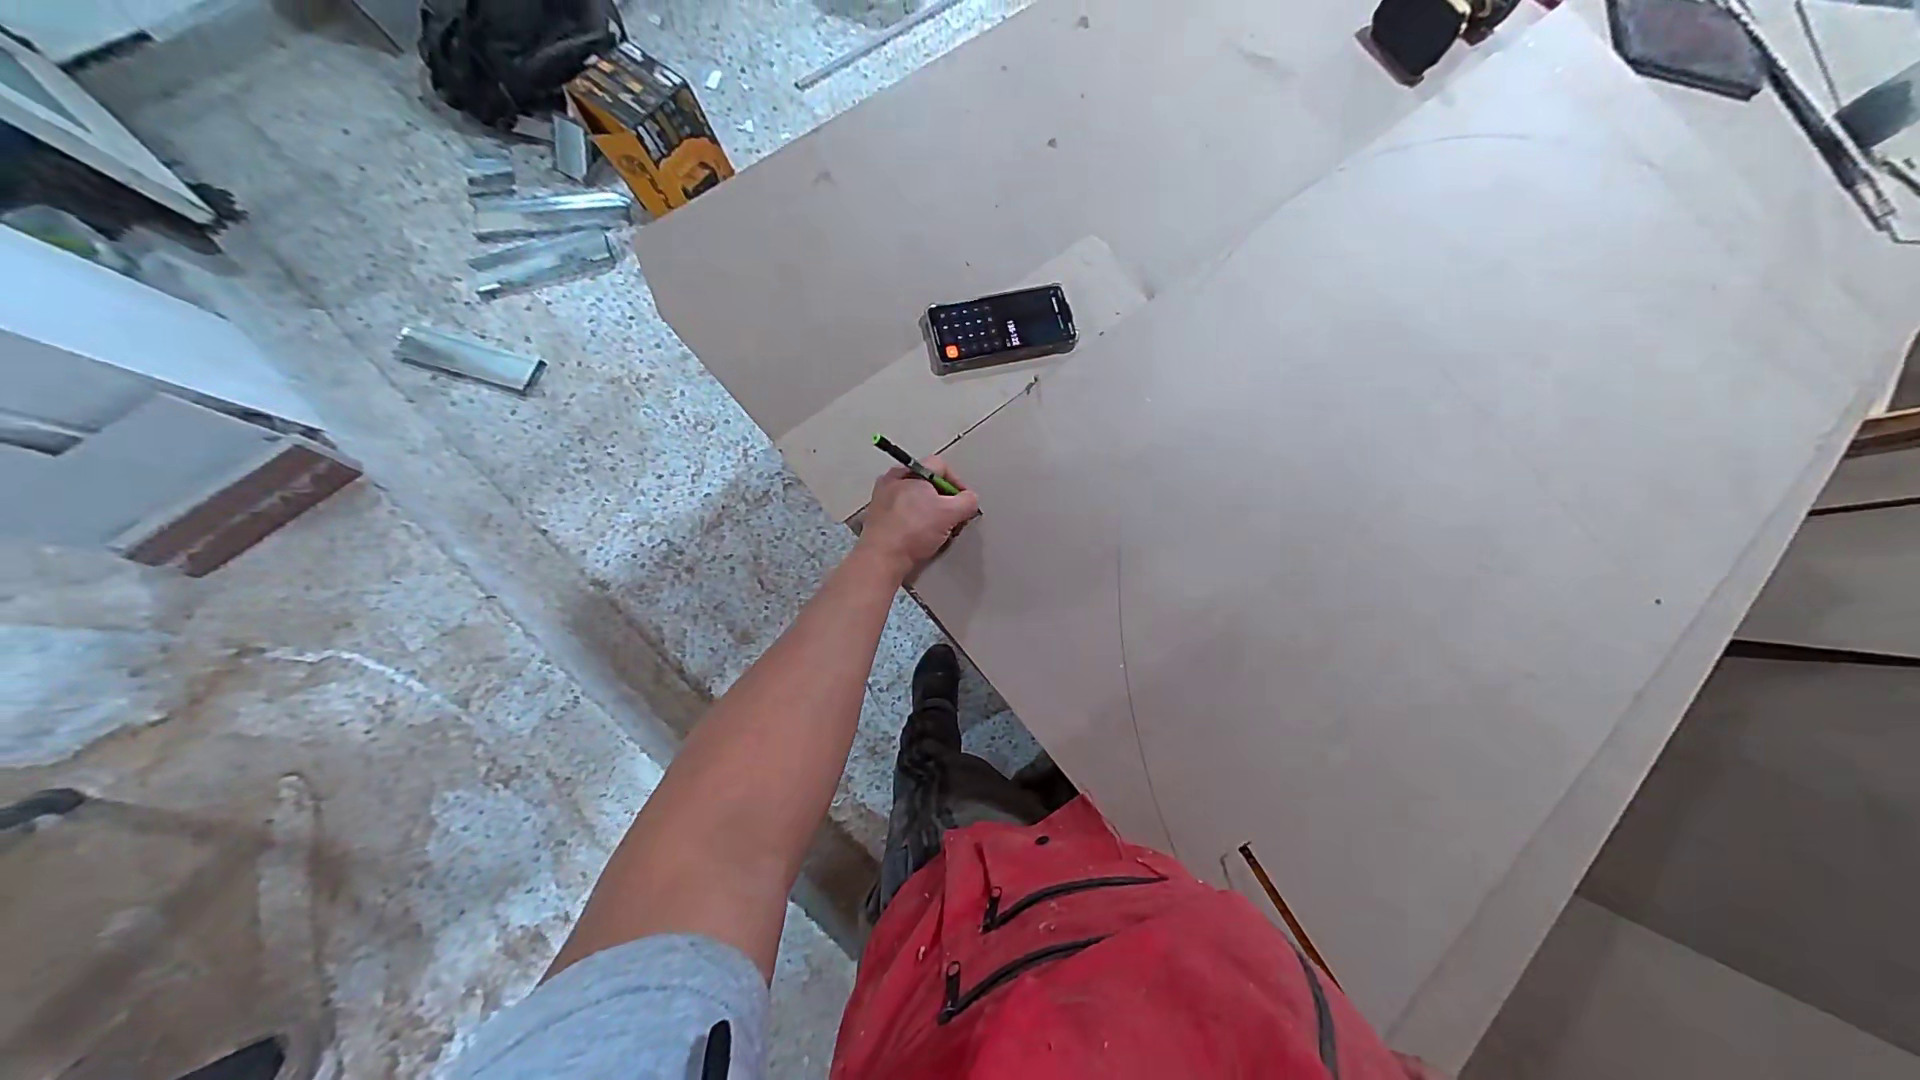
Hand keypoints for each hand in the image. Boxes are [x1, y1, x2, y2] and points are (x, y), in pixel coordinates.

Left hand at [857, 456, 979, 579]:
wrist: (883, 558)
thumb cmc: (911, 531)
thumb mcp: (951, 513)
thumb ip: (967, 501)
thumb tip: (970, 501)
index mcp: (907, 471)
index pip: (941, 467)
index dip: (958, 483)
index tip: (964, 501)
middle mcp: (891, 482)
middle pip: (928, 485)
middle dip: (945, 501)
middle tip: (952, 518)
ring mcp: (883, 501)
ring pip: (917, 502)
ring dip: (931, 515)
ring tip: (937, 531)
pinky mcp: (880, 521)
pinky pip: (905, 517)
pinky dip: (917, 525)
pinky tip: (922, 539)